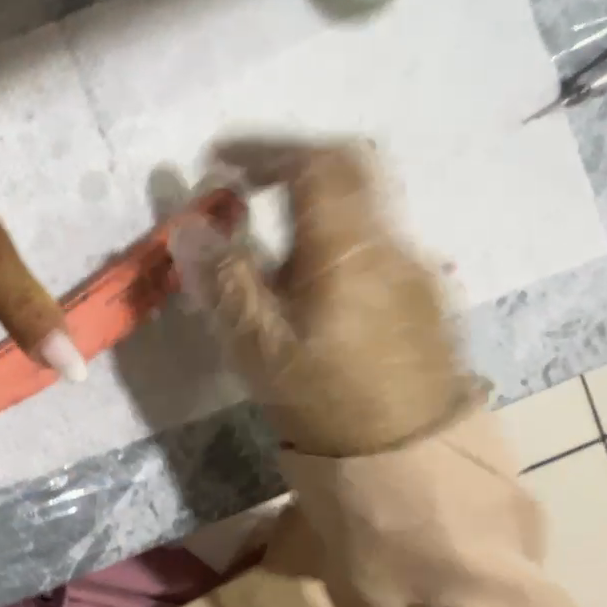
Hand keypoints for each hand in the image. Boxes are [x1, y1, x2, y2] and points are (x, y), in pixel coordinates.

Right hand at [167, 139, 472, 456]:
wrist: (408, 456)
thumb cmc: (323, 397)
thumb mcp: (256, 344)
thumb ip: (223, 279)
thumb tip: (187, 226)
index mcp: (349, 250)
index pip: (316, 165)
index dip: (264, 150)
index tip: (214, 159)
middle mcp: (390, 243)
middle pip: (349, 170)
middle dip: (289, 164)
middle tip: (239, 181)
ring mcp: (413, 267)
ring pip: (359, 207)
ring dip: (307, 201)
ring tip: (259, 234)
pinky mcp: (419, 294)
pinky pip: (368, 241)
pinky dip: (327, 234)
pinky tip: (300, 277)